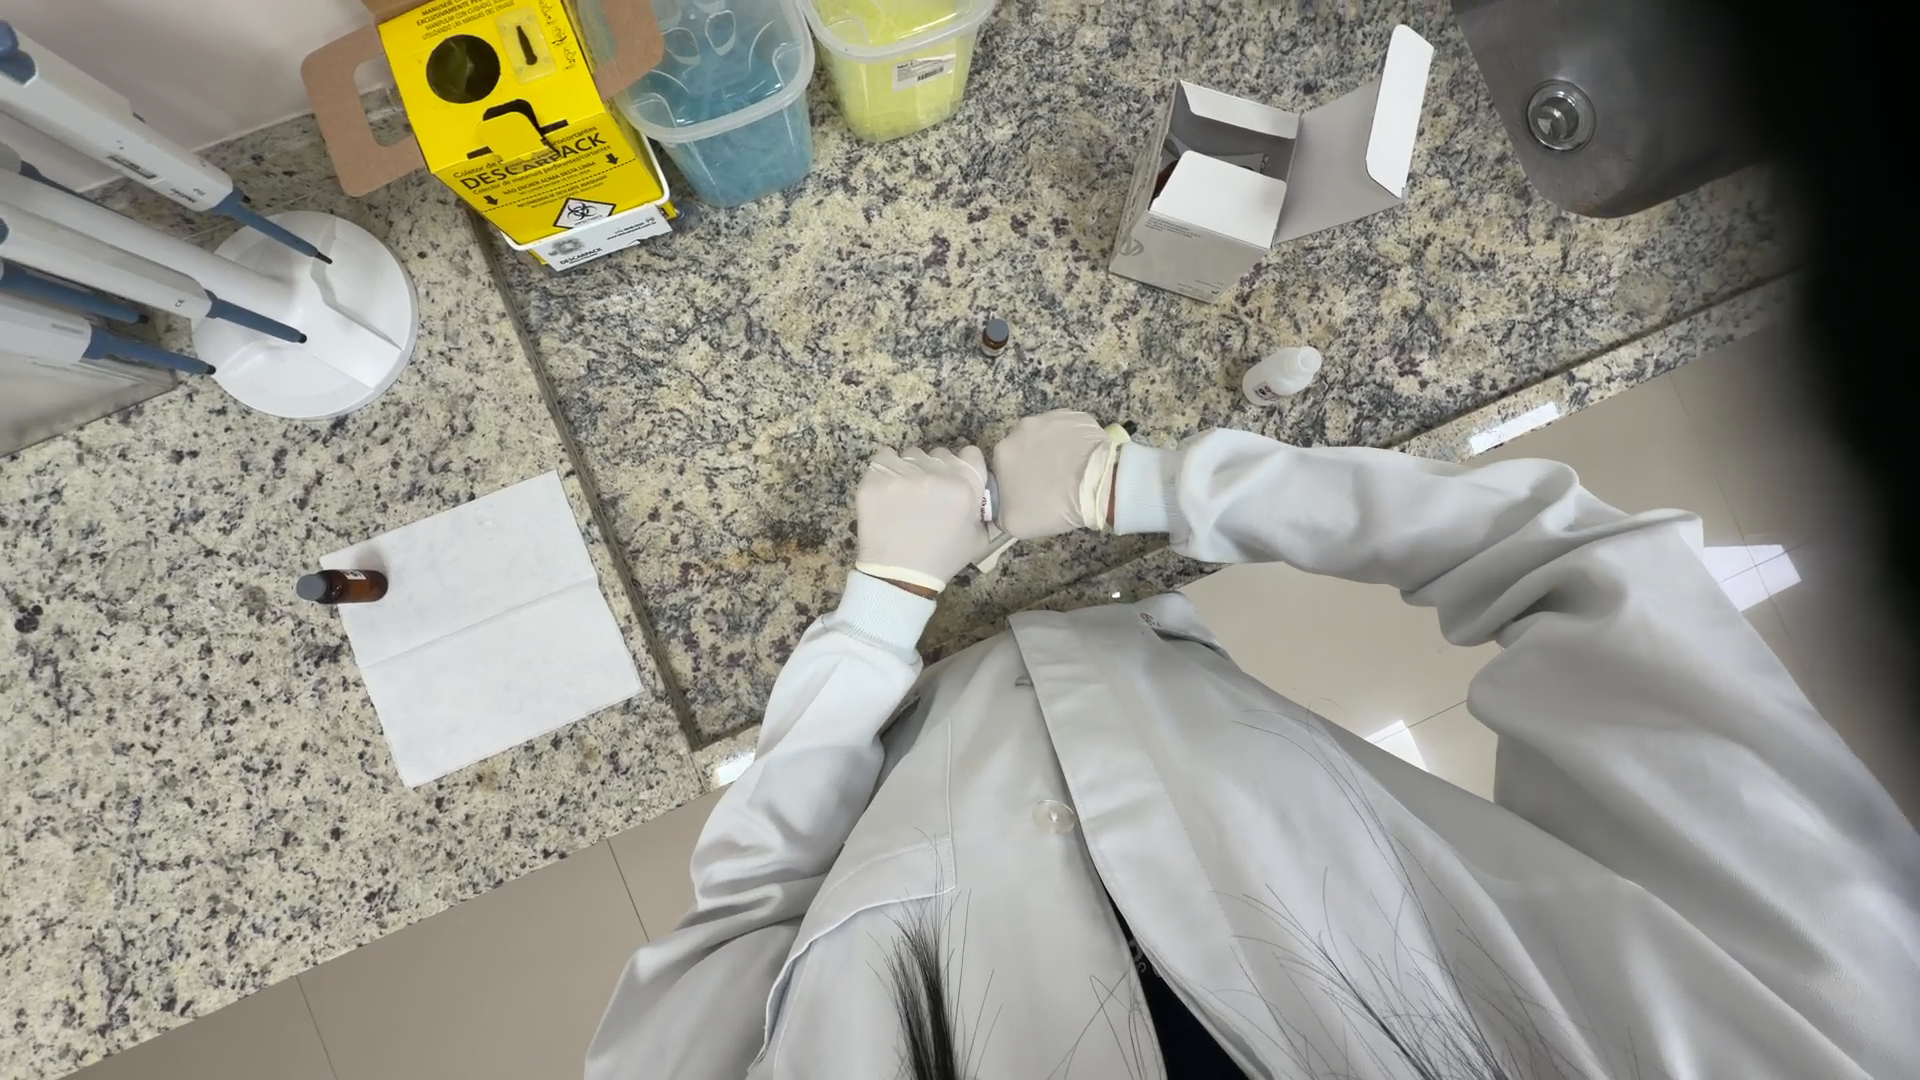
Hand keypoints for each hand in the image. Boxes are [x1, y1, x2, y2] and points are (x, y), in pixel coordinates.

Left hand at [854, 446, 990, 592]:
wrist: (899, 574)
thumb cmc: (941, 558)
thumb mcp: (979, 539)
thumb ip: (983, 510)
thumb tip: (981, 494)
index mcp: (964, 487)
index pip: (970, 454)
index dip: (963, 466)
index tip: (954, 480)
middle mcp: (935, 474)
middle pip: (939, 454)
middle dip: (936, 470)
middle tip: (928, 494)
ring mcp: (903, 474)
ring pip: (911, 454)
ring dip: (911, 469)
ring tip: (906, 495)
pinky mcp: (876, 478)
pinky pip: (883, 457)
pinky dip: (886, 469)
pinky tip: (888, 489)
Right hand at [990, 411, 1121, 538]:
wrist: (1097, 487)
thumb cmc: (1054, 506)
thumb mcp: (1013, 523)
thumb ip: (1000, 511)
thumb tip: (1003, 506)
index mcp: (1002, 453)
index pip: (1003, 468)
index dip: (1015, 480)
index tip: (1029, 491)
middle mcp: (1021, 428)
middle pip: (1024, 448)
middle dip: (1034, 461)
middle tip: (1051, 481)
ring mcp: (1051, 418)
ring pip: (1047, 437)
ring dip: (1054, 449)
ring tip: (1070, 469)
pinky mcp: (1076, 416)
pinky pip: (1070, 430)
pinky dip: (1074, 442)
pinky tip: (1083, 458)